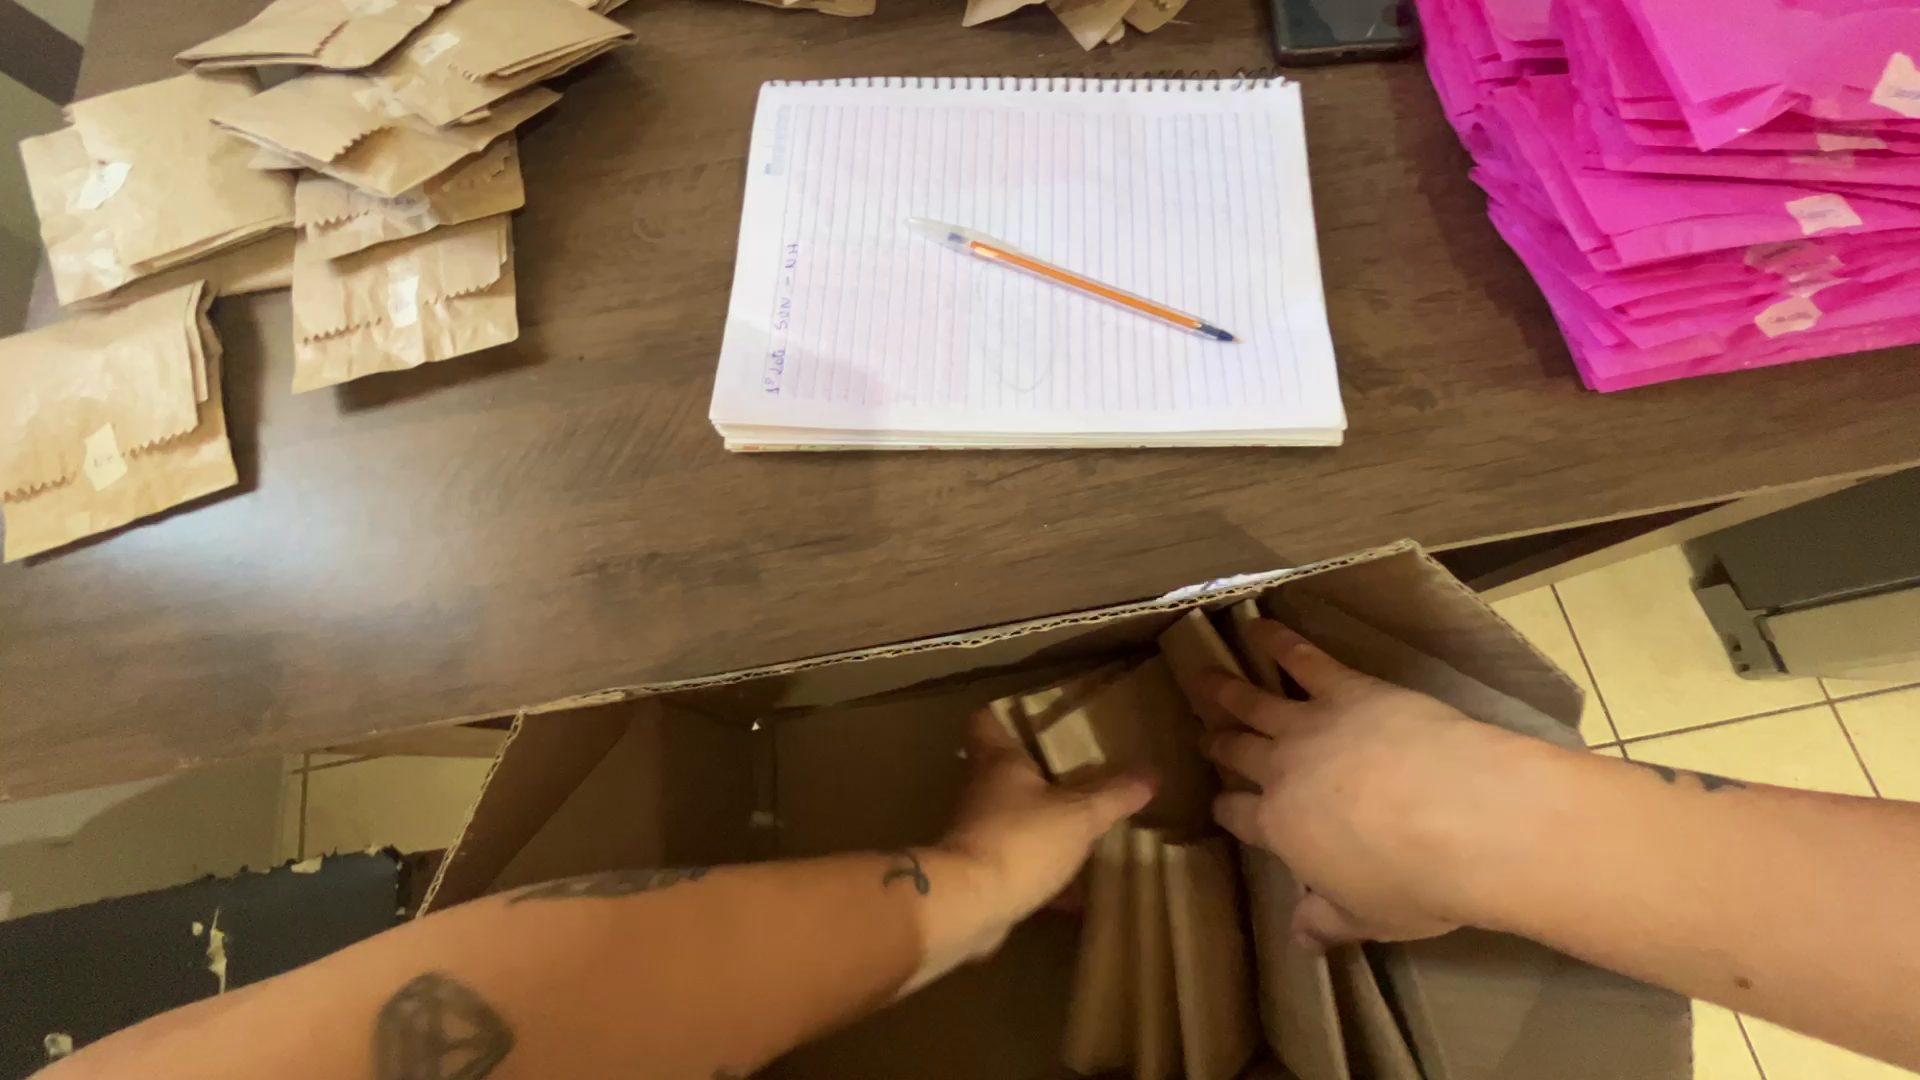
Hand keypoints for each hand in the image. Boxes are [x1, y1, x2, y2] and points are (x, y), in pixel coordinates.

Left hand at [936, 708, 1153, 943]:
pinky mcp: (980, 867)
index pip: (986, 720)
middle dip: (1034, 769)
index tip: (1031, 717)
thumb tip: (1152, 773)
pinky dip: (1042, 868)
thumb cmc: (1022, 840)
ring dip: (1039, 818)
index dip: (1004, 714)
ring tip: (1080, 821)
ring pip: (1010, 813)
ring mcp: (977, 828)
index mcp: (998, 760)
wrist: (971, 904)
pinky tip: (1076, 890)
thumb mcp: (1080, 816)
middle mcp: (982, 787)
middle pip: (1001, 767)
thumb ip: (1114, 795)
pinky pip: (1016, 859)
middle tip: (1073, 768)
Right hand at [1199, 620, 1545, 948]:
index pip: (1240, 816)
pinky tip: (1259, 625)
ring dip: (1225, 689)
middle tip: (1204, 736)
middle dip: (1217, 745)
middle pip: (1237, 753)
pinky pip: (1304, 660)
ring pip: (1253, 702)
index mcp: (1281, 827)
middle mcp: (1281, 771)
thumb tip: (1298, 939)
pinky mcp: (1344, 690)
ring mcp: (1307, 725)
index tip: (1220, 805)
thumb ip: (1327, 921)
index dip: (1227, 810)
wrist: (1460, 818)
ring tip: (1202, 677)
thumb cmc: (1415, 880)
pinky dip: (1278, 641)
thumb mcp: (1368, 917)